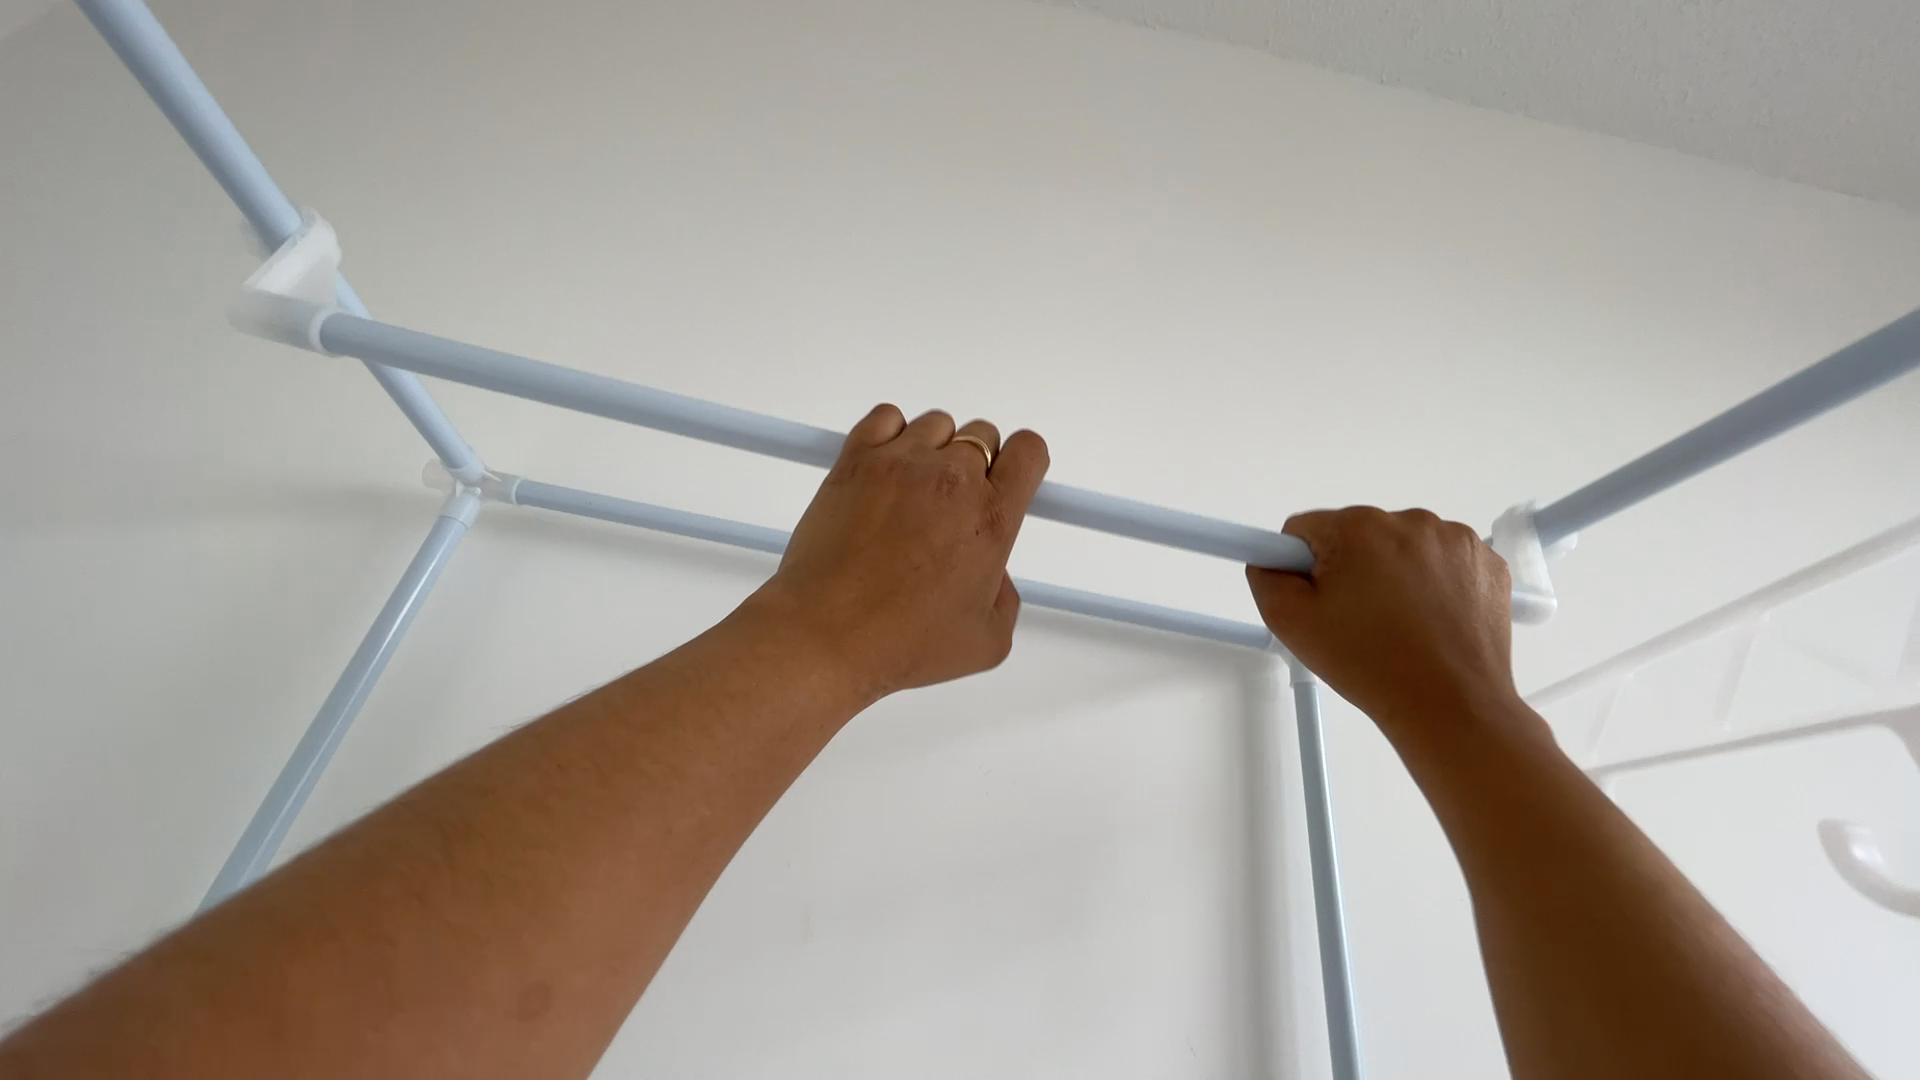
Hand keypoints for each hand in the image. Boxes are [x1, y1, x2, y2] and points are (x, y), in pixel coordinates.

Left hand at [752, 403, 1049, 701]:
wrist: (827, 633)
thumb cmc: (903, 642)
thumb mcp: (986, 642)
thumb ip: (1006, 600)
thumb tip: (994, 577)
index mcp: (992, 518)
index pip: (1028, 451)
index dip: (1022, 464)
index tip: (1009, 481)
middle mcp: (953, 479)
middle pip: (982, 435)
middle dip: (976, 465)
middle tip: (952, 505)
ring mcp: (902, 463)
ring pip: (936, 425)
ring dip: (934, 450)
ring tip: (913, 492)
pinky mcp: (856, 460)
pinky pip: (885, 417)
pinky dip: (891, 435)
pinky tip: (885, 470)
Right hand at [1246, 507, 1524, 739]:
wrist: (1449, 703)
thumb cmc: (1367, 662)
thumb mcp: (1287, 621)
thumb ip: (1265, 575)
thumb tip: (1270, 559)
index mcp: (1357, 528)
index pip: (1305, 529)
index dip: (1301, 566)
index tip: (1318, 600)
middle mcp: (1409, 521)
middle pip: (1354, 534)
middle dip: (1348, 568)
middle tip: (1354, 618)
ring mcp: (1455, 539)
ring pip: (1398, 545)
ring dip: (1391, 572)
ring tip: (1395, 622)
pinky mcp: (1486, 561)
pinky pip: (1440, 558)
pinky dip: (1430, 580)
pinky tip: (1428, 618)